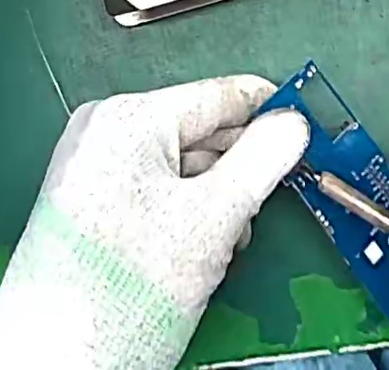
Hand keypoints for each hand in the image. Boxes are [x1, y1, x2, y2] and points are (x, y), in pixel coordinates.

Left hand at [0, 76, 309, 369]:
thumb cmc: (129, 292)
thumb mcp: (213, 220)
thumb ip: (262, 160)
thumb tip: (294, 122)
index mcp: (131, 115)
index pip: (219, 95)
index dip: (268, 110)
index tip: (305, 127)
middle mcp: (105, 126)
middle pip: (199, 131)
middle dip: (237, 168)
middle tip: (261, 208)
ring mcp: (90, 162)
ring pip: (179, 163)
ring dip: (213, 197)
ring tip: (222, 245)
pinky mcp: (84, 198)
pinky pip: (152, 186)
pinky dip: (182, 211)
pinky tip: (192, 250)